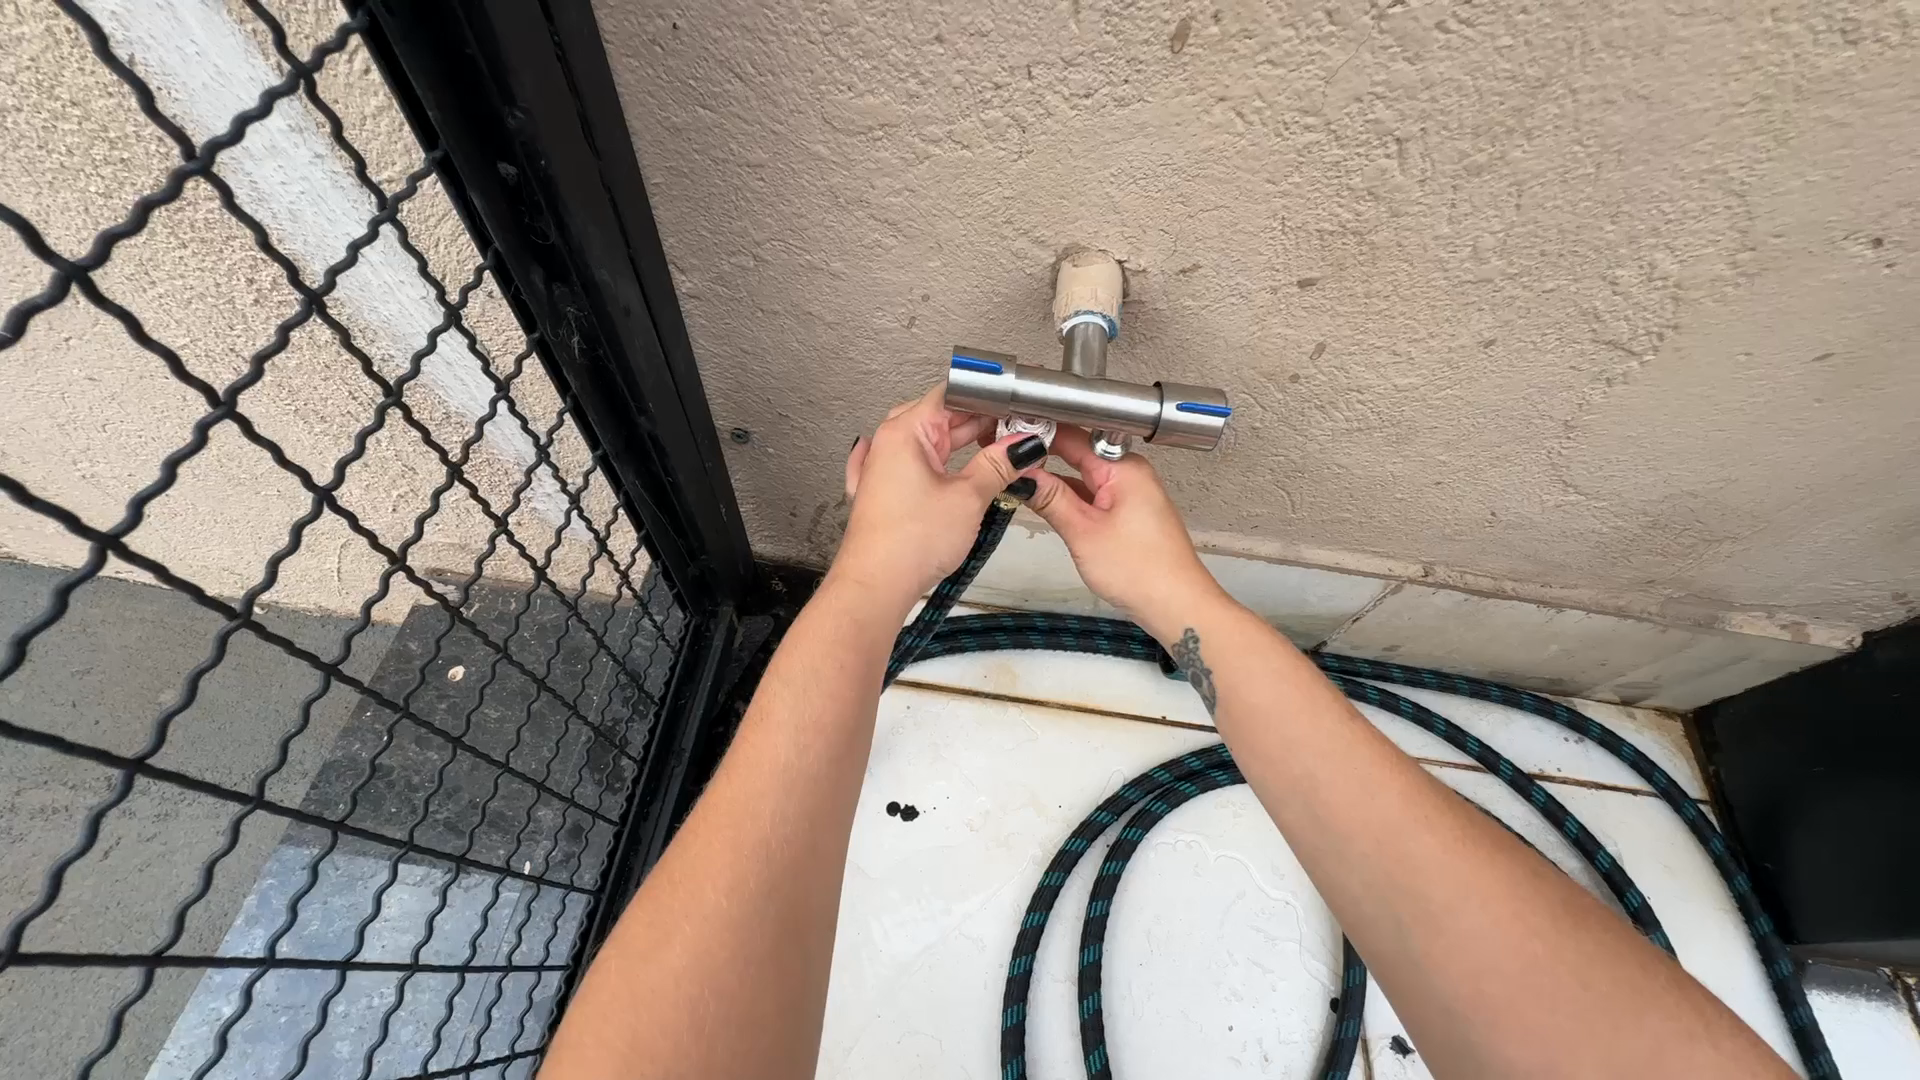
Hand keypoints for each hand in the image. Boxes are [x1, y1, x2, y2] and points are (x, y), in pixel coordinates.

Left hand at [832, 385, 1050, 612]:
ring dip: (959, 445)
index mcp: (905, 431)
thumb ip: (998, 465)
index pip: (952, 394)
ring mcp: (880, 468)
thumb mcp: (968, 498)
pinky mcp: (880, 494)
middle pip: (940, 417)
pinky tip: (945, 468)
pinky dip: (934, 465)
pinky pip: (910, 466)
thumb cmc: (909, 543)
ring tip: (994, 455)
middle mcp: (888, 443)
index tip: (1016, 409)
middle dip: (978, 423)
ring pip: (926, 442)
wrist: (874, 586)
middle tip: (1013, 435)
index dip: (988, 399)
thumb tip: (1021, 447)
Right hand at [1022, 426, 1228, 640]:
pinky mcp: (1128, 512)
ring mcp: (1130, 493)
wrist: (1176, 605)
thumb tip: (1023, 474)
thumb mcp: (1082, 532)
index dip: (1038, 433)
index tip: (1007, 435)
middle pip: (1078, 453)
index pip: (1072, 437)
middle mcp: (1129, 473)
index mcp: (1122, 467)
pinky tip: (1046, 501)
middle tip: (1006, 457)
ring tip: (1018, 476)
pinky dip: (1070, 497)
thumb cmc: (1140, 571)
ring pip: (1084, 475)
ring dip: (1054, 478)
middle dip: (1043, 454)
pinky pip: (1093, 494)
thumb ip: (1050, 498)